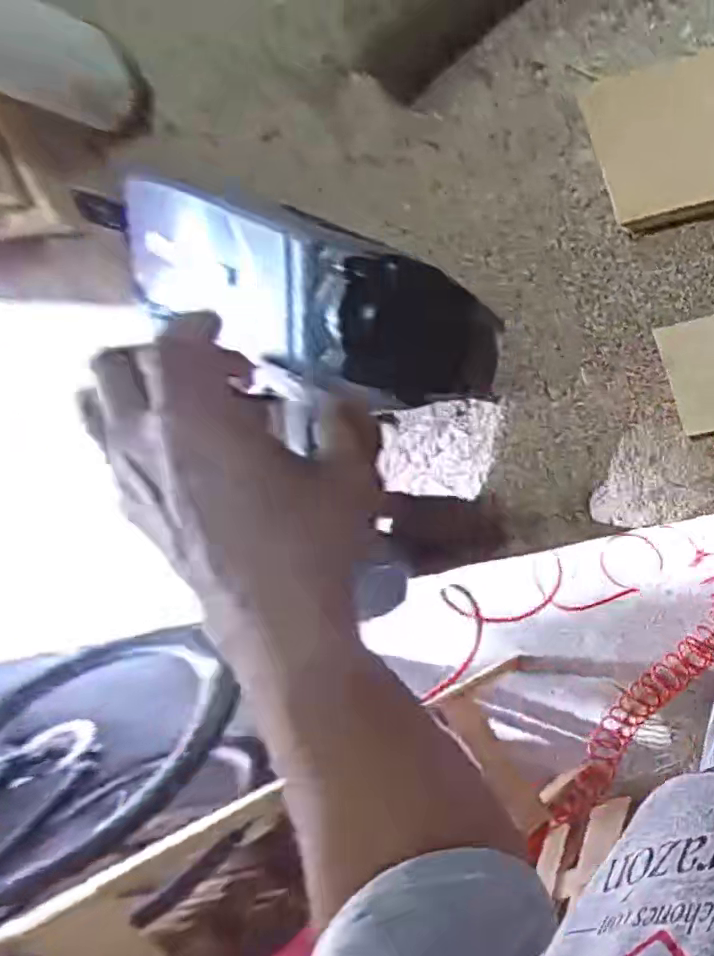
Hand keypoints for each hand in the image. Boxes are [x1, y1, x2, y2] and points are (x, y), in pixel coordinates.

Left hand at [79, 313, 381, 649]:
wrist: (273, 607)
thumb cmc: (317, 538)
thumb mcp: (352, 478)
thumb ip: (345, 426)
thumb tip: (339, 397)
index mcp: (198, 421)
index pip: (172, 348)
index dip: (197, 326)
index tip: (224, 325)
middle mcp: (141, 437)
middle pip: (115, 365)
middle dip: (164, 354)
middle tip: (224, 371)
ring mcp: (123, 471)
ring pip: (96, 402)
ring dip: (143, 389)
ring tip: (202, 408)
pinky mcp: (127, 502)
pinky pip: (108, 444)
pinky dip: (139, 428)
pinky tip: (194, 454)